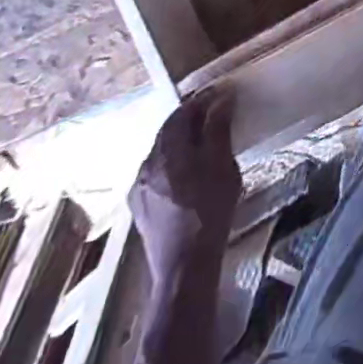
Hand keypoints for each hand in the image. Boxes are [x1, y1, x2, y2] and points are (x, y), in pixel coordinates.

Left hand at [129, 90, 240, 271]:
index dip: (203, 100)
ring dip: (181, 143)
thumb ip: (218, 130)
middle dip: (191, 120)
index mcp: (167, 148)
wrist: (184, 267)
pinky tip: (187, 176)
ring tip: (203, 145)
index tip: (222, 95)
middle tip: (215, 116)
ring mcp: (140, 185)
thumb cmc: (209, 212)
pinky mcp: (140, 206)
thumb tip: (221, 99)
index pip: (183, 111)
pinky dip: (173, 165)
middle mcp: (147, 162)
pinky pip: (157, 174)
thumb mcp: (222, 167)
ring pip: (162, 152)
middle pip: (169, 130)